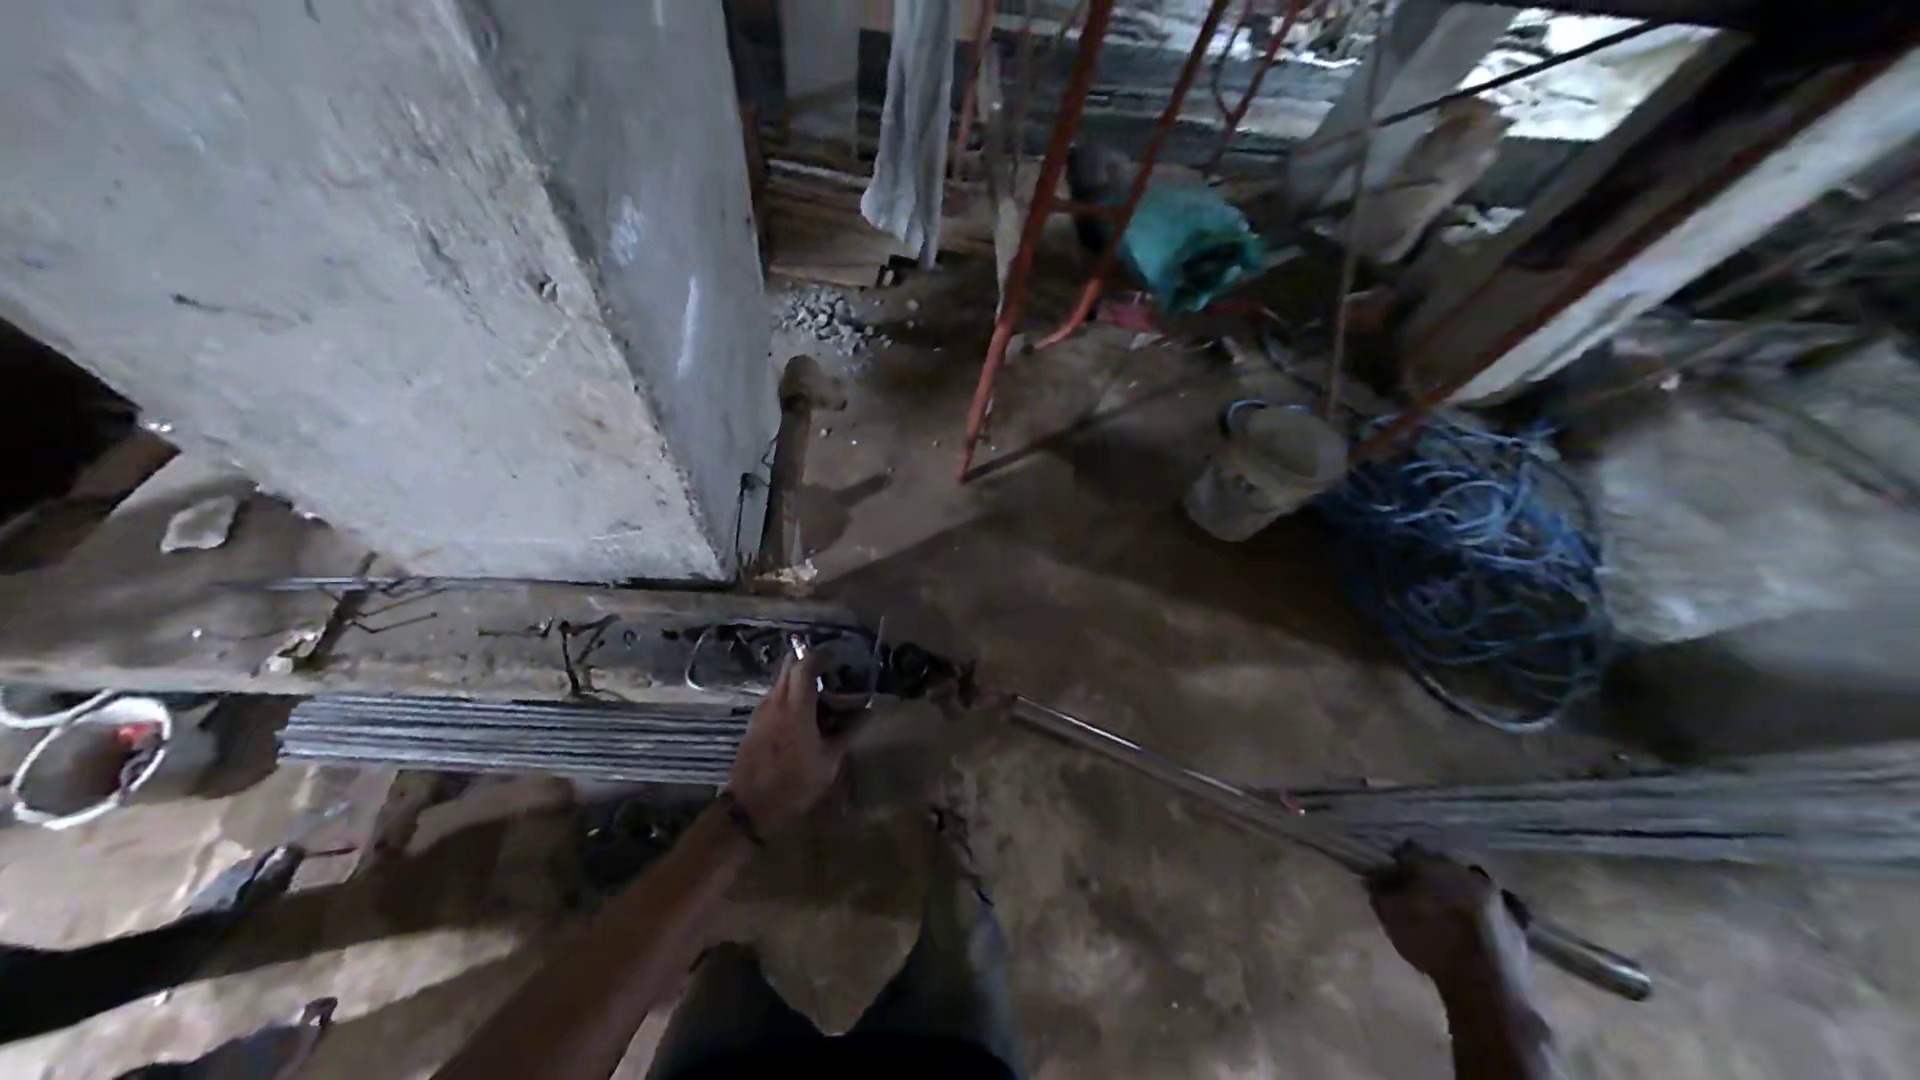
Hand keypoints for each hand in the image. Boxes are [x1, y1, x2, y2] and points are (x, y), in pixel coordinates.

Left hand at [725, 656, 846, 833]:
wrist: (749, 808)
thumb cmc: (794, 783)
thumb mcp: (829, 762)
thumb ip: (848, 733)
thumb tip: (870, 714)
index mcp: (795, 707)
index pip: (804, 666)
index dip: (819, 655)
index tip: (835, 655)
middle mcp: (775, 703)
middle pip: (788, 668)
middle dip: (807, 662)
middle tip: (829, 671)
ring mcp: (761, 713)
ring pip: (780, 683)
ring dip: (797, 680)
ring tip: (819, 693)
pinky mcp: (754, 725)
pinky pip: (773, 699)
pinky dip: (788, 697)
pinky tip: (802, 715)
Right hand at [1368, 843, 1527, 990]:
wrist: (1487, 985)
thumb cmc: (1430, 942)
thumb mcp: (1390, 915)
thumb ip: (1379, 890)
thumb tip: (1374, 876)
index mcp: (1433, 864)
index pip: (1407, 851)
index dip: (1396, 865)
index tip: (1389, 879)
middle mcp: (1464, 871)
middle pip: (1439, 866)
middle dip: (1428, 878)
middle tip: (1416, 898)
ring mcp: (1495, 895)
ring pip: (1466, 886)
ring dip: (1454, 895)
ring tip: (1444, 917)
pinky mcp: (1516, 922)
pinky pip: (1489, 910)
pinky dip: (1476, 916)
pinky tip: (1468, 933)